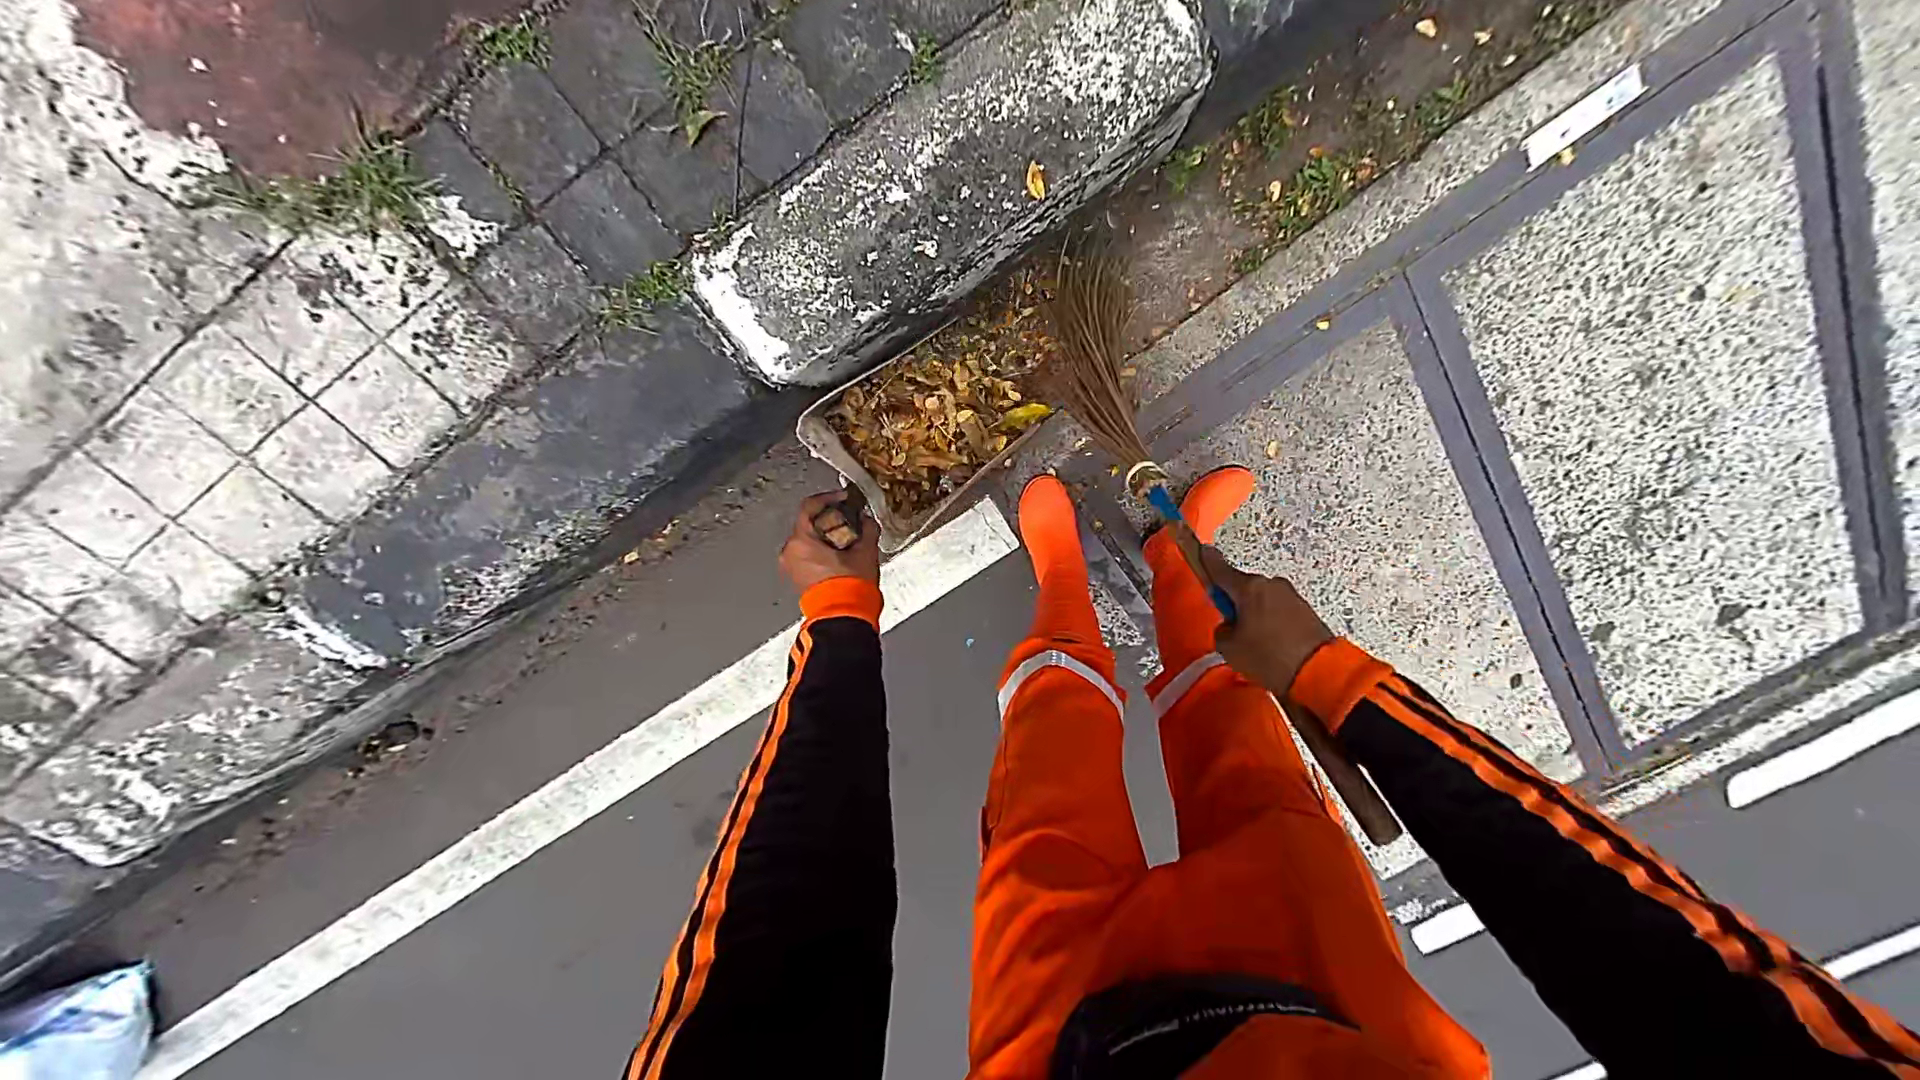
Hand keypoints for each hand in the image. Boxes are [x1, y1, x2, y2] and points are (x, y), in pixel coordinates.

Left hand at [779, 491, 880, 594]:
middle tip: (851, 521)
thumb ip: (867, 529)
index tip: (843, 498)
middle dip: (831, 520)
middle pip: (809, 524)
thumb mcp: (865, 552)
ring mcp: (792, 567)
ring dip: (828, 536)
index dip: (829, 498)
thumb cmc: (849, 588)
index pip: (810, 506)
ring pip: (809, 541)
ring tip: (850, 541)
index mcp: (801, 541)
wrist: (843, 617)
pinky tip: (842, 556)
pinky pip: (808, 556)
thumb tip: (867, 521)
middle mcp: (790, 552)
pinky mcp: (798, 579)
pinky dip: (823, 551)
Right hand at [1201, 543, 1332, 696]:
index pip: (1221, 569)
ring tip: (1256, 643)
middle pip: (1244, 588)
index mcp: (1249, 588)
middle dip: (1235, 602)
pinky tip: (1273, 644)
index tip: (1203, 551)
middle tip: (1231, 628)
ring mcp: (1292, 597)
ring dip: (1255, 614)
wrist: (1320, 674)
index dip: (1208, 561)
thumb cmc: (1268, 657)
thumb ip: (1222, 629)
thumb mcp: (1228, 647)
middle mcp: (1272, 585)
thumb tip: (1231, 626)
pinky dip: (1272, 622)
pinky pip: (1279, 611)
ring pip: (1262, 600)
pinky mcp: (1307, 611)